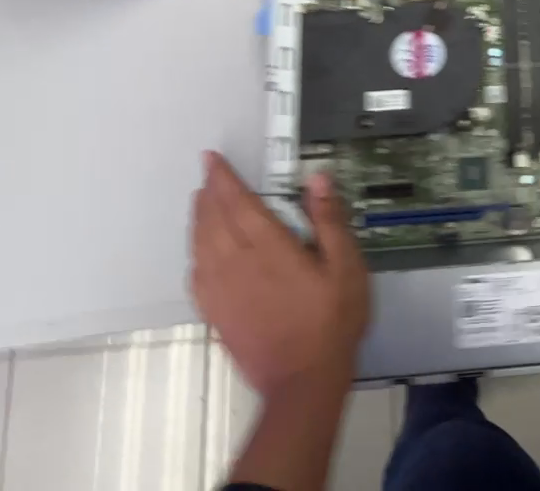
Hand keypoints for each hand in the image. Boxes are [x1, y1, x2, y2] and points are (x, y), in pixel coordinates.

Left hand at [191, 152, 370, 396]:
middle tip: (207, 175)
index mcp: (269, 247)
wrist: (303, 380)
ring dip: (198, 219)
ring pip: (200, 245)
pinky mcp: (216, 314)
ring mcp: (222, 291)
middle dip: (209, 194)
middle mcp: (237, 264)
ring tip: (200, 202)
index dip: (223, 179)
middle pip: (214, 220)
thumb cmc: (331, 319)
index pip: (238, 203)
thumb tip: (316, 178)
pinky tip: (198, 251)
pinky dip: (194, 253)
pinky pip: (196, 275)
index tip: (211, 159)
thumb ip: (329, 220)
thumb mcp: (345, 266)